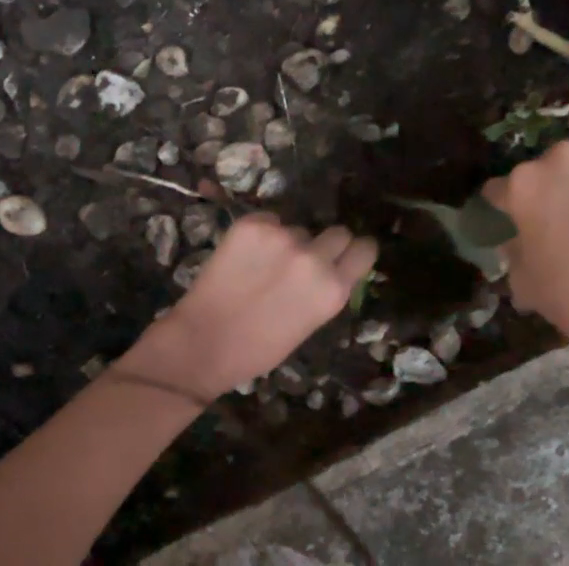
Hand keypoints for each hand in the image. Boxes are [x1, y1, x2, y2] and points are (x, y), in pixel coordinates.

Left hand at [117, 214, 376, 399]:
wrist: (203, 342)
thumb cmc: (258, 347)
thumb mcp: (310, 324)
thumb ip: (326, 290)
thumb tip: (332, 267)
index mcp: (333, 289)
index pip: (365, 249)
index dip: (355, 252)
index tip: (346, 255)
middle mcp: (313, 257)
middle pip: (338, 231)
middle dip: (326, 244)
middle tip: (305, 260)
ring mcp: (282, 237)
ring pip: (299, 228)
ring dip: (290, 242)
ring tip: (264, 265)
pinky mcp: (253, 224)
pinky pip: (271, 221)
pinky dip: (263, 234)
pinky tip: (246, 256)